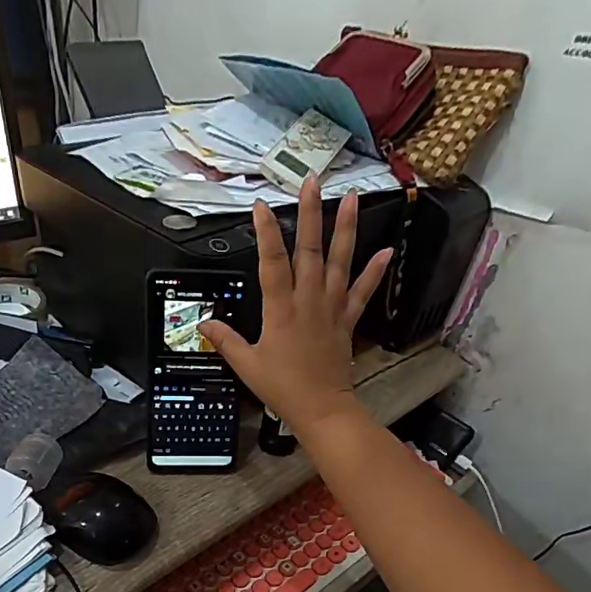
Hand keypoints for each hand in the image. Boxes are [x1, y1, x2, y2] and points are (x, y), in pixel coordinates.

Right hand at [197, 174, 392, 433]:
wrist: (321, 408)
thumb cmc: (284, 388)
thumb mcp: (246, 365)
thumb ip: (225, 340)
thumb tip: (205, 324)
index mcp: (280, 310)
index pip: (272, 262)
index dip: (266, 232)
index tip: (262, 206)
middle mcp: (308, 302)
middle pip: (308, 250)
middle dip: (308, 214)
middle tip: (311, 183)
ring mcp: (330, 309)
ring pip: (338, 261)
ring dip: (344, 229)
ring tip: (349, 198)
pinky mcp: (346, 321)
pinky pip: (362, 292)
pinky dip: (374, 271)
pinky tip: (385, 250)